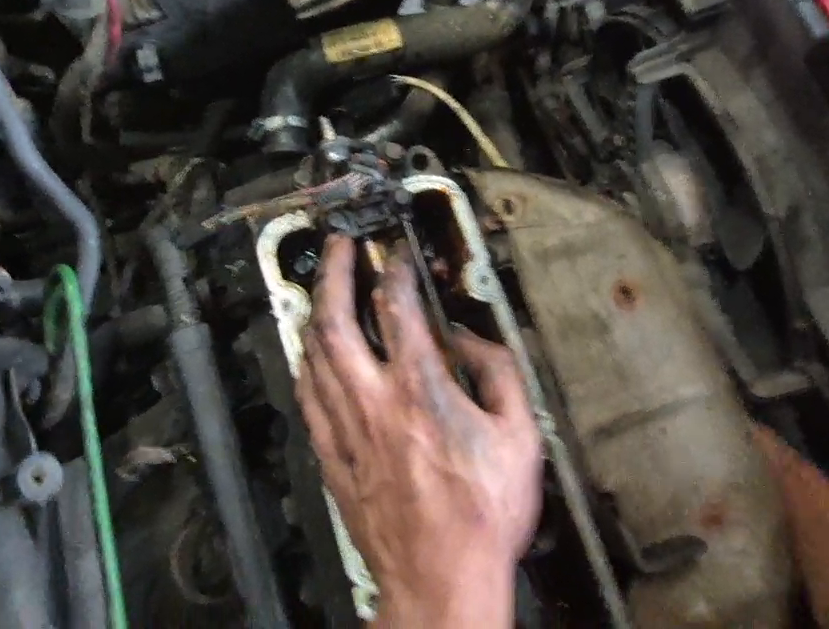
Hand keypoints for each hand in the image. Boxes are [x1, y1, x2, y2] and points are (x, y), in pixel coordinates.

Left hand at [296, 235, 543, 627]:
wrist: (442, 582)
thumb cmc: (483, 516)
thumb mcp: (521, 436)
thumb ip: (499, 373)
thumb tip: (473, 340)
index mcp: (420, 390)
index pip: (396, 307)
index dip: (393, 270)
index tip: (396, 257)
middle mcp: (374, 402)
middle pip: (336, 320)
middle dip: (333, 272)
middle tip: (338, 247)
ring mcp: (347, 430)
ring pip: (313, 355)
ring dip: (316, 312)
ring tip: (323, 289)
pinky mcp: (334, 458)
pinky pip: (307, 399)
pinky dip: (307, 365)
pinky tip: (311, 356)